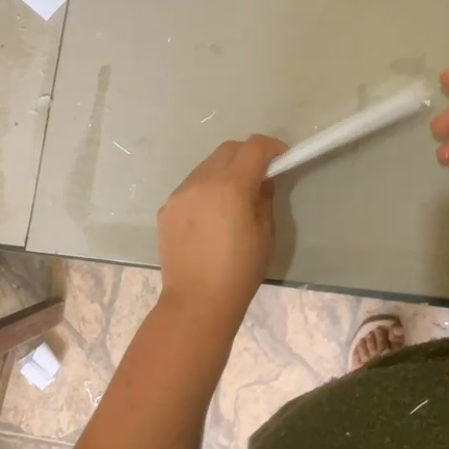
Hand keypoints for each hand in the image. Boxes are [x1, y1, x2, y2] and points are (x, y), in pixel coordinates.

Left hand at [157, 135, 286, 321]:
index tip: (282, 157)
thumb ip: (264, 198)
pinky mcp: (166, 208)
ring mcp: (180, 194)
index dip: (272, 147)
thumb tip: (262, 181)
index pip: (254, 147)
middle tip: (260, 174)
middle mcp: (202, 181)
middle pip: (228, 149)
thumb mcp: (265, 233)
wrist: (198, 301)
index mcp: (231, 186)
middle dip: (248, 154)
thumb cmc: (240, 271)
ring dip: (225, 171)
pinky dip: (206, 189)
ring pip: (206, 166)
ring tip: (234, 196)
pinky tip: (212, 215)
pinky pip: (191, 187)